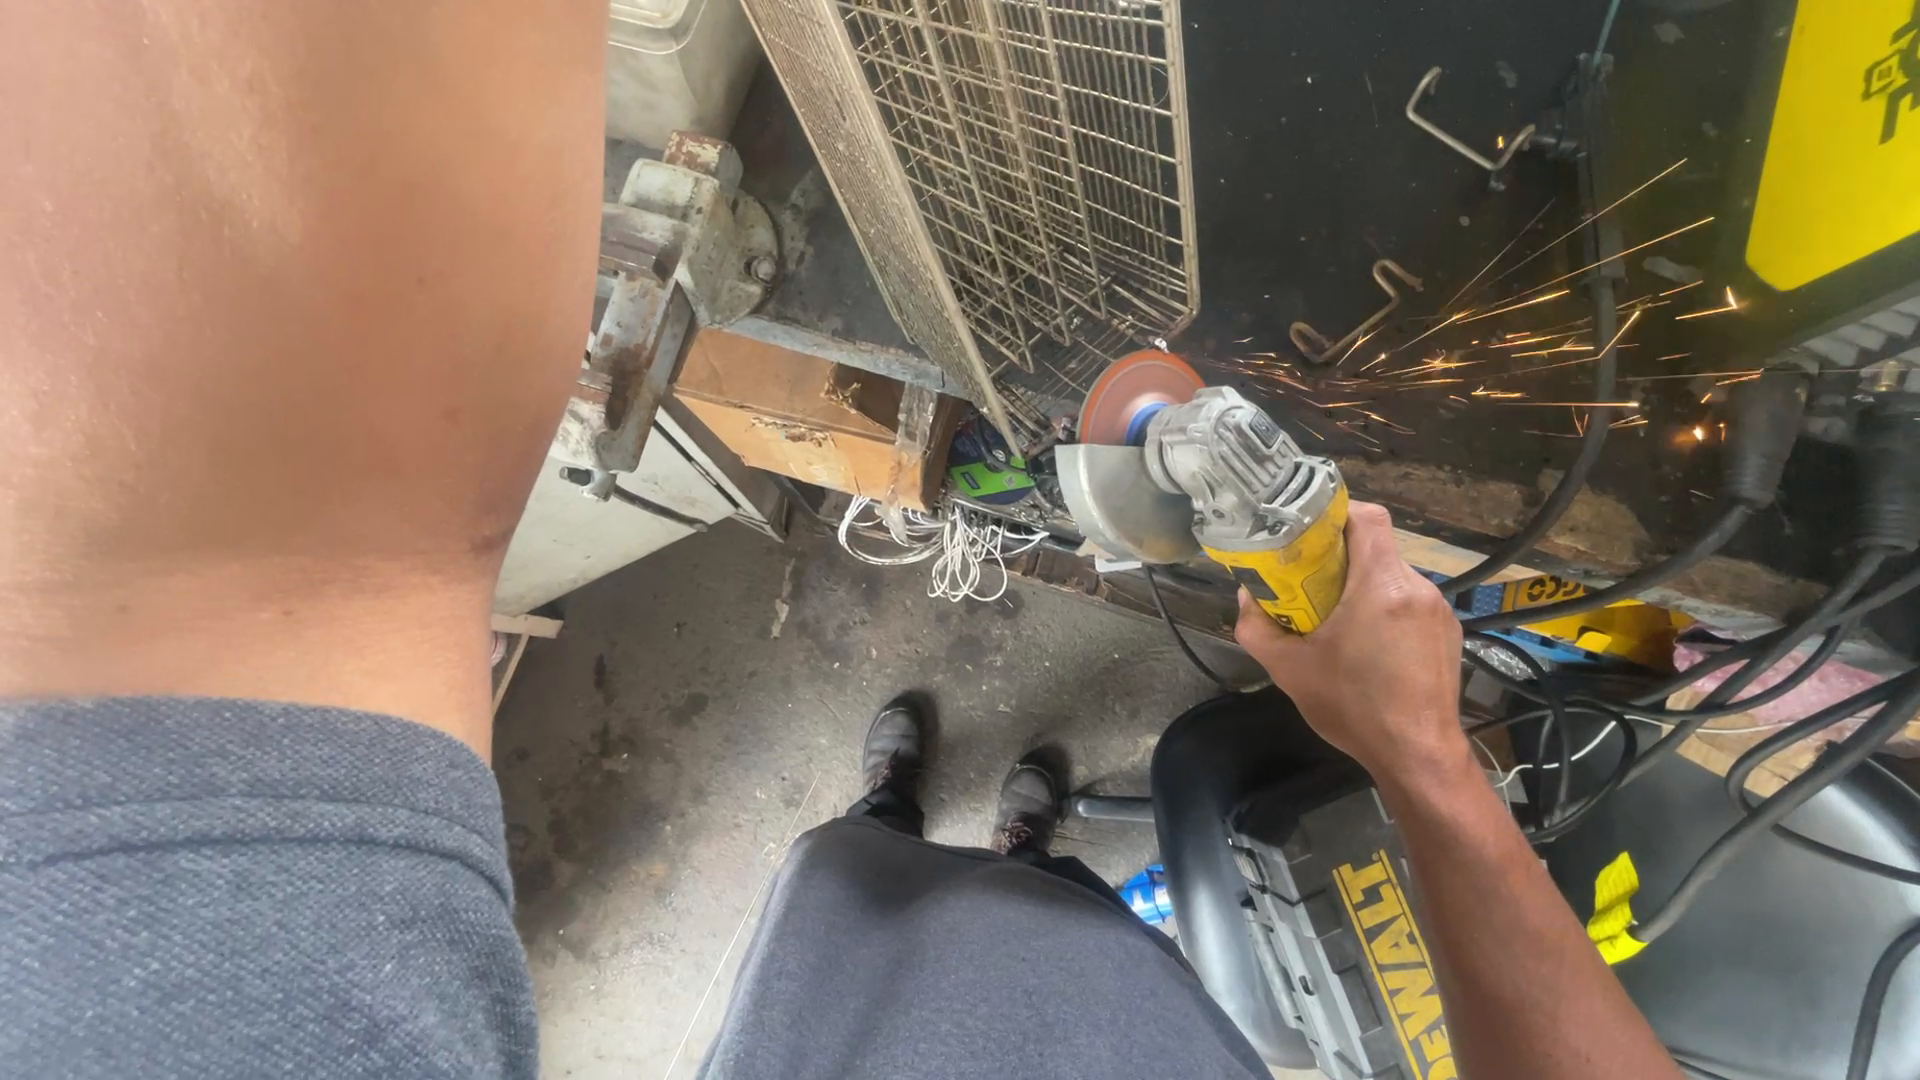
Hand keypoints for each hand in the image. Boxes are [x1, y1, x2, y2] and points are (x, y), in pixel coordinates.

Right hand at [1233, 501, 1467, 785]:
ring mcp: (1439, 612)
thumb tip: (1246, 597)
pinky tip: (1365, 644)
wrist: (1417, 756)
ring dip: (1360, 587)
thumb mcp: (1287, 668)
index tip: (1306, 532)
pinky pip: (1409, 604)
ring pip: (1391, 577)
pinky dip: (1383, 610)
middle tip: (1304, 582)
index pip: (1368, 517)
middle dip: (1338, 559)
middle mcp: (1417, 588)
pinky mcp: (1448, 634)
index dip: (1335, 514)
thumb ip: (1257, 627)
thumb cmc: (1352, 706)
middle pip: (1375, 549)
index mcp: (1381, 585)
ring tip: (1333, 618)